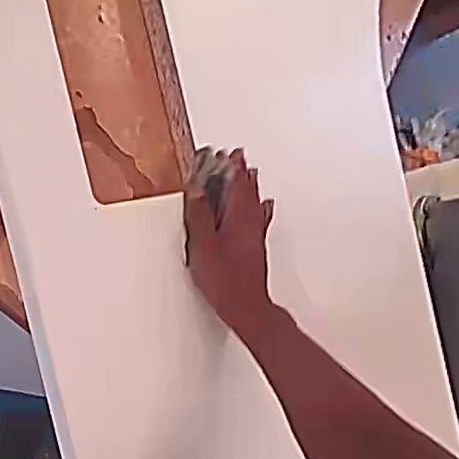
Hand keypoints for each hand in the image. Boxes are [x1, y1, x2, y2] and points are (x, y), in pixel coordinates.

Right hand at [184, 148, 277, 335]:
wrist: (246, 306)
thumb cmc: (226, 280)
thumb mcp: (203, 245)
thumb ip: (199, 215)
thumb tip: (196, 190)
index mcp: (239, 217)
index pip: (235, 183)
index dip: (228, 166)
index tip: (223, 152)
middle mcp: (251, 222)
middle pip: (247, 189)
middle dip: (240, 171)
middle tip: (235, 156)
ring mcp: (255, 234)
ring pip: (253, 201)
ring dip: (248, 185)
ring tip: (246, 172)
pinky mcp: (255, 246)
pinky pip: (257, 216)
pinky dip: (256, 206)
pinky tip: (262, 207)